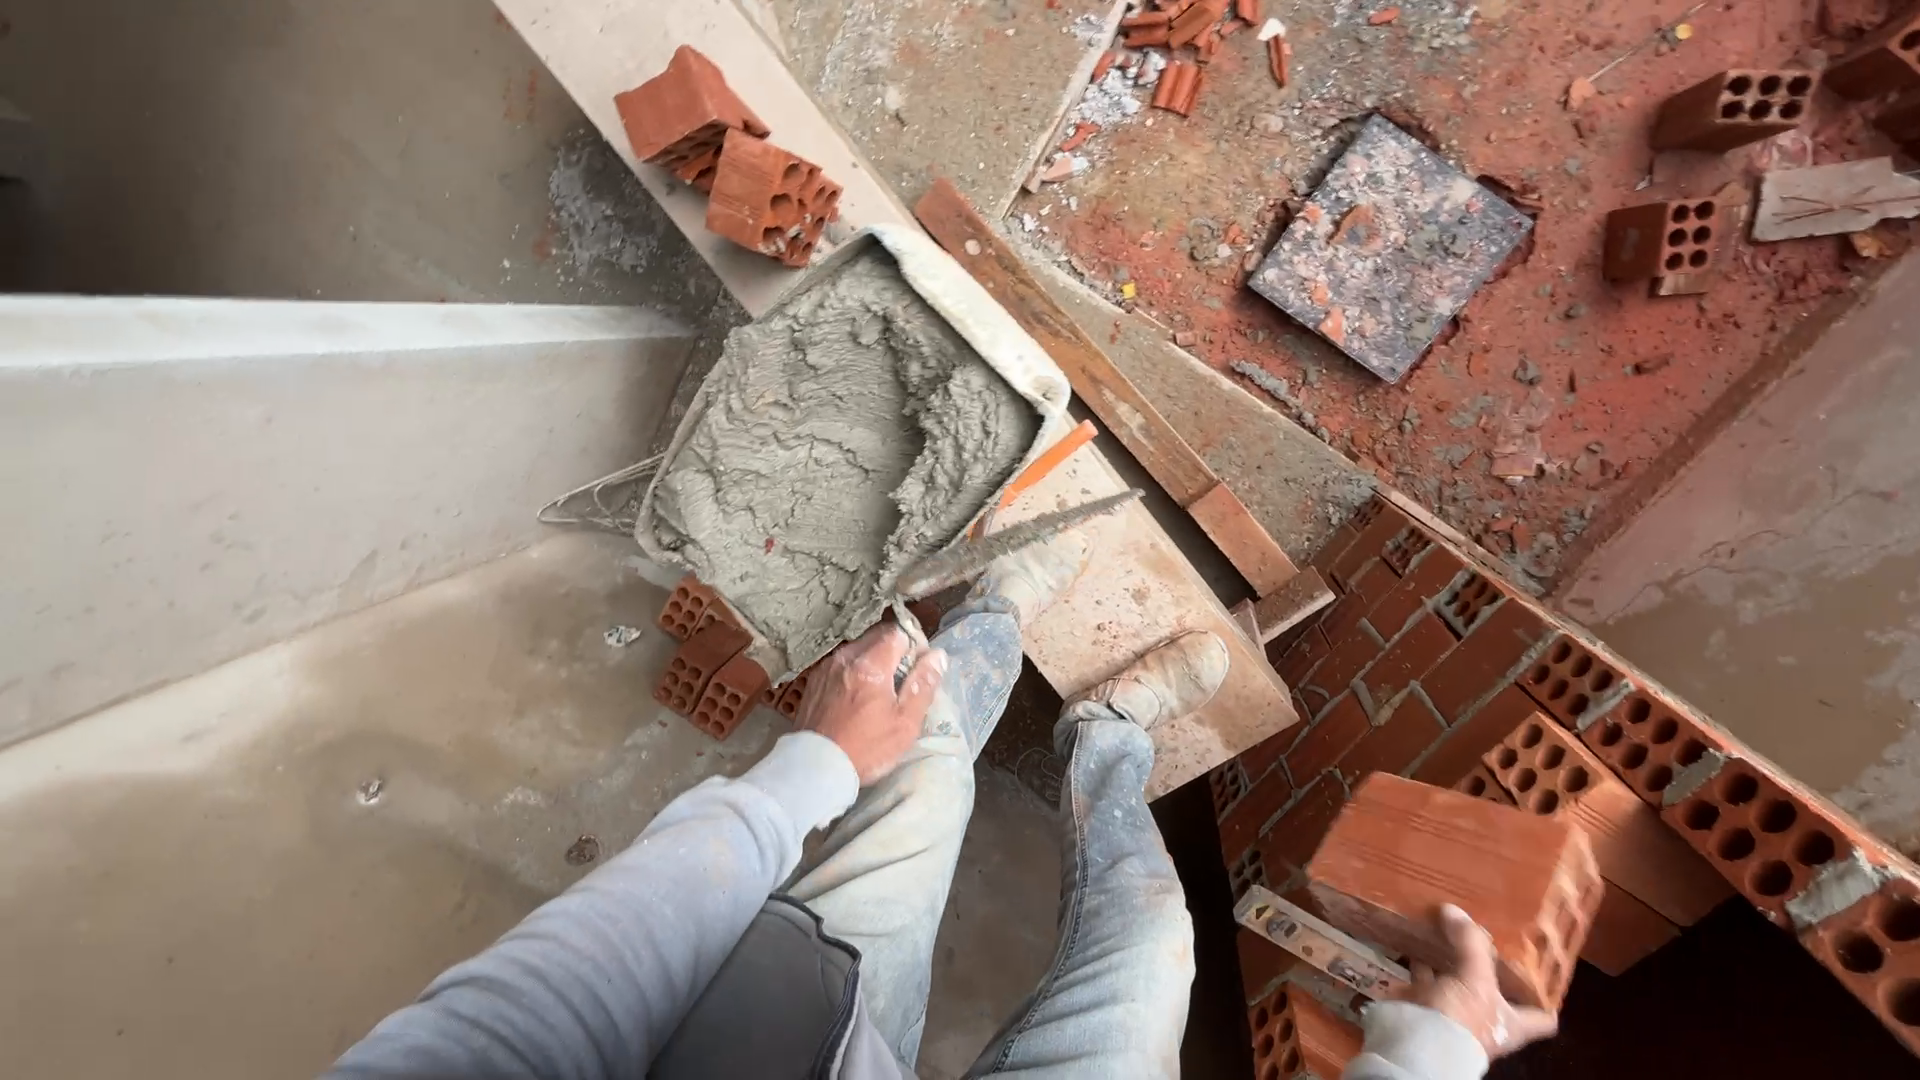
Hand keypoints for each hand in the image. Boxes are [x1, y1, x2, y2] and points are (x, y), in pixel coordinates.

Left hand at [795, 622, 946, 785]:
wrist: (814, 768)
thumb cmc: (865, 748)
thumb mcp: (904, 722)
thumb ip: (923, 684)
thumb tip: (937, 656)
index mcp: (871, 663)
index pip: (898, 633)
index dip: (914, 647)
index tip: (918, 670)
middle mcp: (846, 657)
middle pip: (877, 636)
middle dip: (894, 650)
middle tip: (901, 681)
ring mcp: (827, 667)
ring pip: (858, 649)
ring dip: (873, 660)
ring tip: (879, 691)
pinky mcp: (814, 680)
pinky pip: (841, 664)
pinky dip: (853, 671)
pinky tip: (856, 697)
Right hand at [1397, 904, 1557, 1058]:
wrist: (1416, 1042)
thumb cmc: (1462, 1019)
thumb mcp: (1476, 981)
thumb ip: (1471, 945)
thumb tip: (1454, 909)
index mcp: (1513, 1022)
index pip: (1543, 1014)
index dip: (1544, 994)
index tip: (1539, 964)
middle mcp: (1487, 1018)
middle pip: (1495, 989)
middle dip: (1488, 962)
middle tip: (1484, 930)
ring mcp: (1455, 1011)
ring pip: (1458, 979)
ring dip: (1451, 957)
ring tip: (1447, 925)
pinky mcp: (1425, 1003)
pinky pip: (1425, 975)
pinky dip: (1420, 958)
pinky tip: (1415, 939)